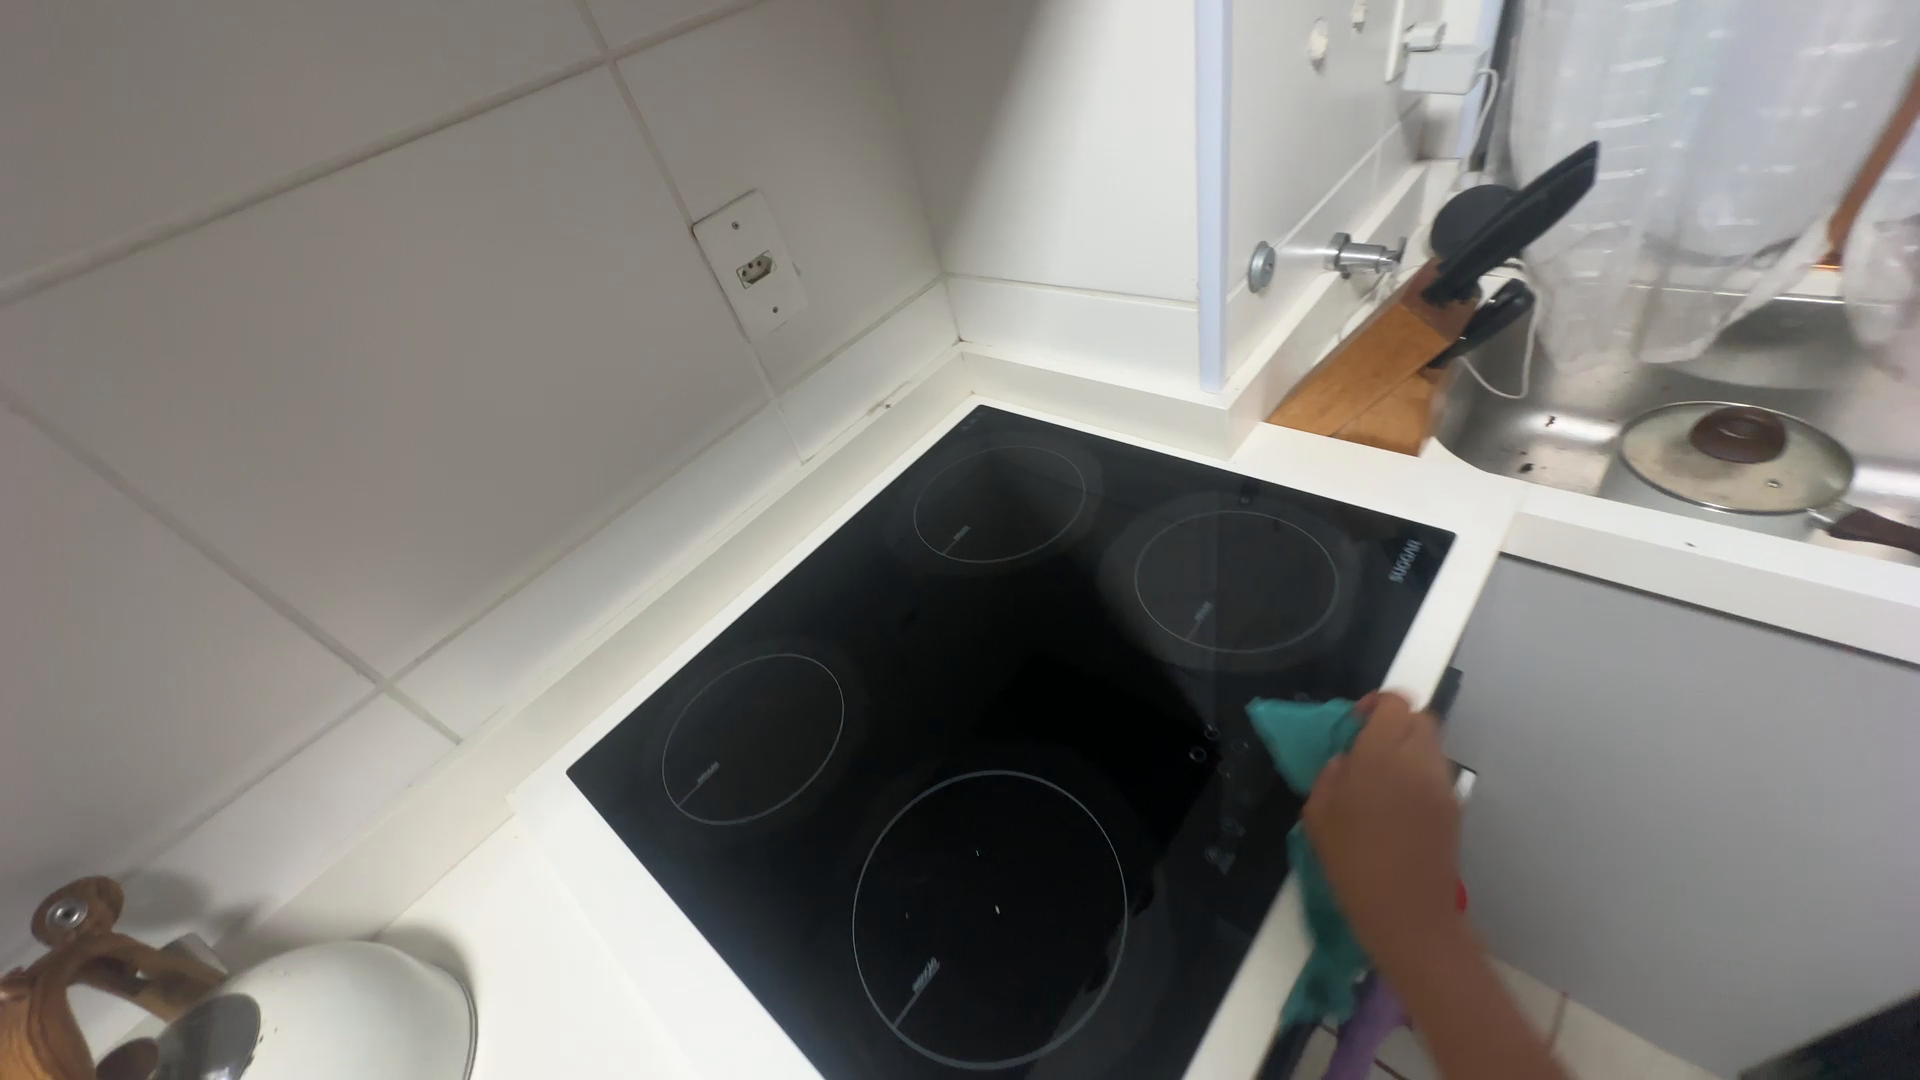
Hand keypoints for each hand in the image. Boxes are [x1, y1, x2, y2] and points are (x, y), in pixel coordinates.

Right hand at [1303, 692, 1462, 965]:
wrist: (1407, 913)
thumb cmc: (1351, 861)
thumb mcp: (1318, 813)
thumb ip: (1331, 775)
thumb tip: (1347, 761)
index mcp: (1381, 756)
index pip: (1394, 703)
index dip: (1374, 704)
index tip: (1353, 725)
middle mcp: (1418, 762)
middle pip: (1419, 718)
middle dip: (1393, 723)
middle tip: (1367, 748)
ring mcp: (1441, 786)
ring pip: (1430, 745)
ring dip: (1407, 748)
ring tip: (1381, 778)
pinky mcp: (1454, 809)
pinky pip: (1435, 773)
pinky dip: (1417, 774)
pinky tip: (1396, 804)